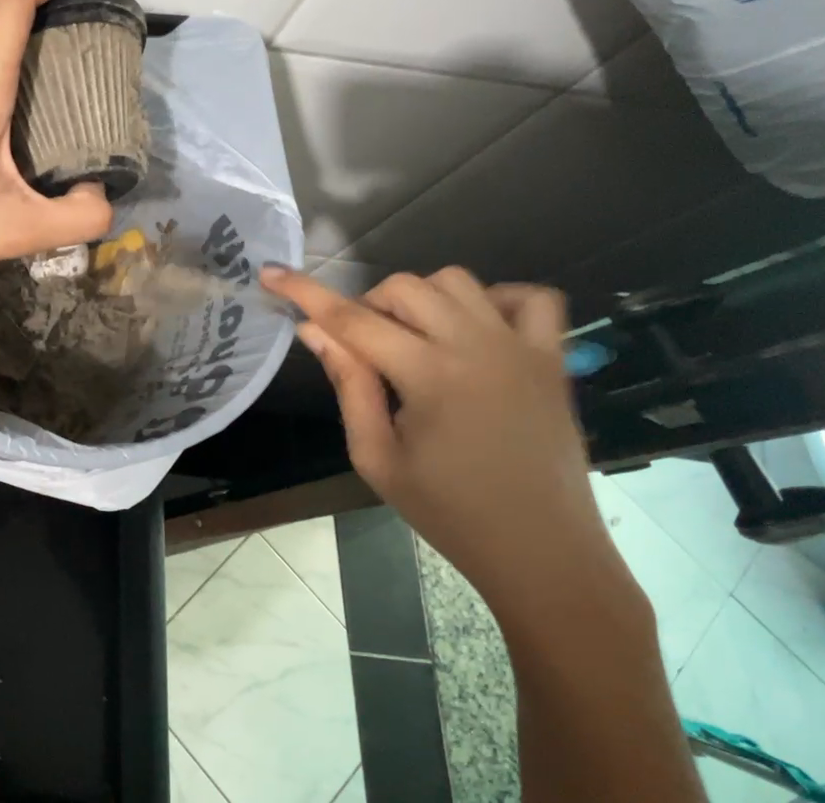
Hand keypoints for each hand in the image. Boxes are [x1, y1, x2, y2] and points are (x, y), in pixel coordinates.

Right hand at [261, 266, 613, 602]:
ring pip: (456, 281)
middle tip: (361, 349)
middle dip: (367, 306)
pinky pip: (530, 297)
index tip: (270, 272)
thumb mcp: (376, 458)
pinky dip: (494, 299)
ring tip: (413, 340)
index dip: (304, 292)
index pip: (351, 319)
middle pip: (403, 288)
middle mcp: (476, 347)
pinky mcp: (553, 359)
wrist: (542, 551)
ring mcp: (521, 348)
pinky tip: (473, 328)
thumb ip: (349, 386)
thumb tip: (313, 332)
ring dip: (420, 299)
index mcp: (429, 376)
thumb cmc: (448, 511)